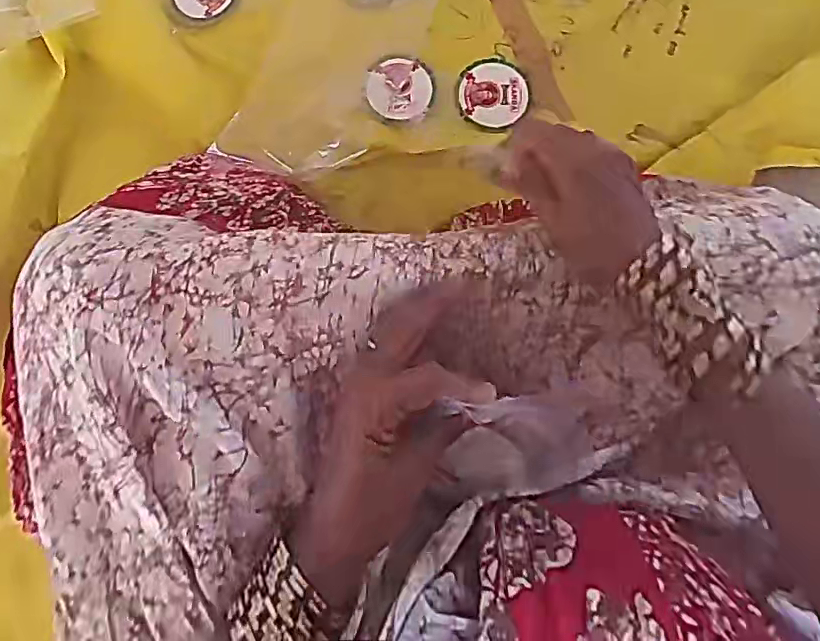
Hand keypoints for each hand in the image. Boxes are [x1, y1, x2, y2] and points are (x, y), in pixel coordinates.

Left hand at [289, 282, 494, 609]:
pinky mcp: (358, 388)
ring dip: (417, 310)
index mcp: (373, 401)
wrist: (328, 534)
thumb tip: (476, 404)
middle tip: (463, 285)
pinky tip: (424, 325)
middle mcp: (362, 380)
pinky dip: (406, 329)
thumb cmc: (369, 510)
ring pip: (390, 331)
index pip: (428, 378)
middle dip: (432, 304)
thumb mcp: (412, 474)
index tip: (492, 393)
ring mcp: (357, 380)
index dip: (462, 383)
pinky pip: (386, 346)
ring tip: (446, 293)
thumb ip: (441, 430)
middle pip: (401, 330)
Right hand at [499, 120, 659, 286]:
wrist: (644, 262)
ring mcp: (612, 153)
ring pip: (573, 137)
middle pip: (553, 130)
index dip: (515, 145)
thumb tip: (506, 163)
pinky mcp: (624, 164)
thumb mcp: (552, 220)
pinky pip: (592, 148)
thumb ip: (529, 184)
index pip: (532, 130)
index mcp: (570, 158)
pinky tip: (577, 183)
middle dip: (535, 147)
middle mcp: (592, 147)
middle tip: (526, 179)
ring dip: (557, 152)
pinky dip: (577, 157)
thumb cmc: (591, 247)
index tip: (510, 170)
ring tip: (552, 183)